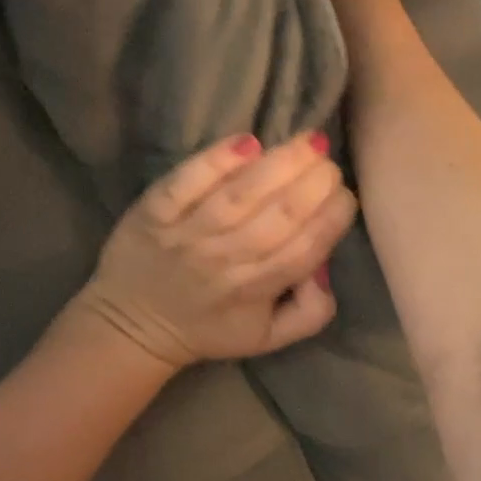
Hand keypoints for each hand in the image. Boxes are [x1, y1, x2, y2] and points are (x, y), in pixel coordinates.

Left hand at [70, 131, 357, 367]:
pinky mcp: (154, 212)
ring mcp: (187, 234)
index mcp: (257, 290)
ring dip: (280, 165)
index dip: (334, 218)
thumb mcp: (272, 338)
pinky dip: (216, 162)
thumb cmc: (212, 326)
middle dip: (314, 185)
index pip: (306, 250)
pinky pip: (187, 183)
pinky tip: (249, 143)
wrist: (134, 324)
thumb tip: (325, 268)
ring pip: (240, 196)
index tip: (347, 195)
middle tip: (329, 163)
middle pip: (280, 218)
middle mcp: (225, 261)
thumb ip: (313, 312)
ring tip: (307, 143)